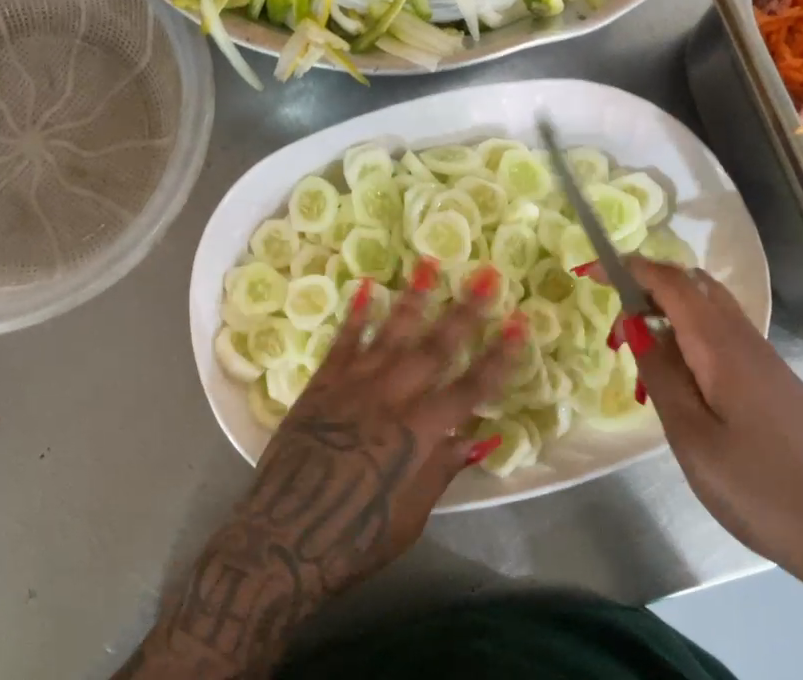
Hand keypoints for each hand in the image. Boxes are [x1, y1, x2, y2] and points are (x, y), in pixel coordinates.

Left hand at [117, 262, 524, 679]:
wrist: (283, 536)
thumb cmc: (355, 539)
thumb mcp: (409, 515)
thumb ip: (440, 470)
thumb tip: (478, 438)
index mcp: (418, 436)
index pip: (469, 390)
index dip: (497, 358)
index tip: (520, 325)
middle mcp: (388, 401)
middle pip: (433, 350)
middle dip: (463, 312)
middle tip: (484, 275)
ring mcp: (350, 388)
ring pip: (388, 336)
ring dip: (412, 299)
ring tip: (428, 263)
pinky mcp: (319, 386)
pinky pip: (341, 344)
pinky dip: (355, 315)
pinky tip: (365, 288)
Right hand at [625, 259, 802, 679]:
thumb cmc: (764, 489)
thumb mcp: (693, 439)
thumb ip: (661, 376)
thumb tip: (634, 323)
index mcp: (723, 347)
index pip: (673, 283)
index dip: (631, 268)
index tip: (589, 270)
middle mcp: (747, 342)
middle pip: (696, 286)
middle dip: (649, 282)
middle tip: (609, 309)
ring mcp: (766, 363)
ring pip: (712, 310)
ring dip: (669, 308)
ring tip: (634, 340)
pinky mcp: (774, 385)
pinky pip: (723, 336)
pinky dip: (689, 333)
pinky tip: (675, 371)